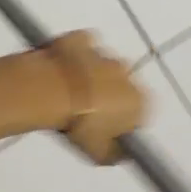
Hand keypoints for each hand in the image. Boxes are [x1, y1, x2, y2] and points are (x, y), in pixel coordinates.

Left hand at [37, 31, 148, 163]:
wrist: (51, 89)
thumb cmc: (79, 124)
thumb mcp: (100, 154)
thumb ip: (116, 154)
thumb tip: (121, 153)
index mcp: (140, 102)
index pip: (138, 116)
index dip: (122, 124)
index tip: (104, 130)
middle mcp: (128, 74)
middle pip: (122, 87)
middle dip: (109, 96)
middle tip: (86, 109)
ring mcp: (105, 52)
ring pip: (104, 65)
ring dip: (93, 74)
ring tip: (71, 88)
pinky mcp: (83, 37)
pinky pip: (84, 46)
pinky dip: (77, 53)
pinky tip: (65, 65)